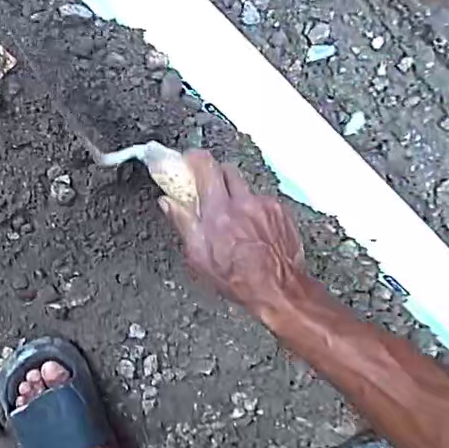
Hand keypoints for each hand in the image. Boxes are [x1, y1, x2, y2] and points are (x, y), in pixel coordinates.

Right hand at [158, 150, 306, 317]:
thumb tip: (168, 202)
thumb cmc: (237, 278)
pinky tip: (251, 230)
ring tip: (232, 220)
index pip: (206, 166)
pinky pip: (262, 201)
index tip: (188, 160)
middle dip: (215, 175)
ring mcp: (265, 205)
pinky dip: (253, 209)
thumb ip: (183, 222)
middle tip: (207, 190)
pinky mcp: (281, 212)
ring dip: (234, 195)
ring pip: (245, 187)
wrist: (278, 289)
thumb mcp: (198, 256)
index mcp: (219, 212)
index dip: (194, 158)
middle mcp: (243, 202)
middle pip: (227, 169)